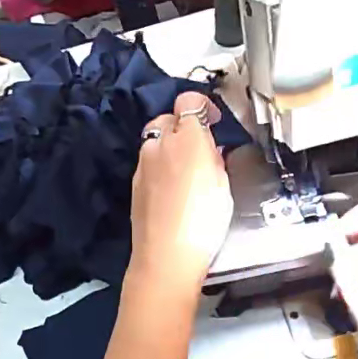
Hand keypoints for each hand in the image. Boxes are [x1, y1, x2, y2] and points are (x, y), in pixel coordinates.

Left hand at [130, 90, 231, 290]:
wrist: (166, 256)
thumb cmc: (202, 224)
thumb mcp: (223, 186)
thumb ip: (215, 160)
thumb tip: (210, 149)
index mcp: (188, 139)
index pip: (189, 102)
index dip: (202, 107)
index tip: (213, 119)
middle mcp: (160, 145)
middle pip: (168, 118)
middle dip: (183, 125)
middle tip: (201, 145)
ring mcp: (143, 164)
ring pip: (154, 140)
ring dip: (169, 145)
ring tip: (186, 167)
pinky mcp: (135, 183)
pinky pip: (148, 162)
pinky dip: (159, 164)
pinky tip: (172, 185)